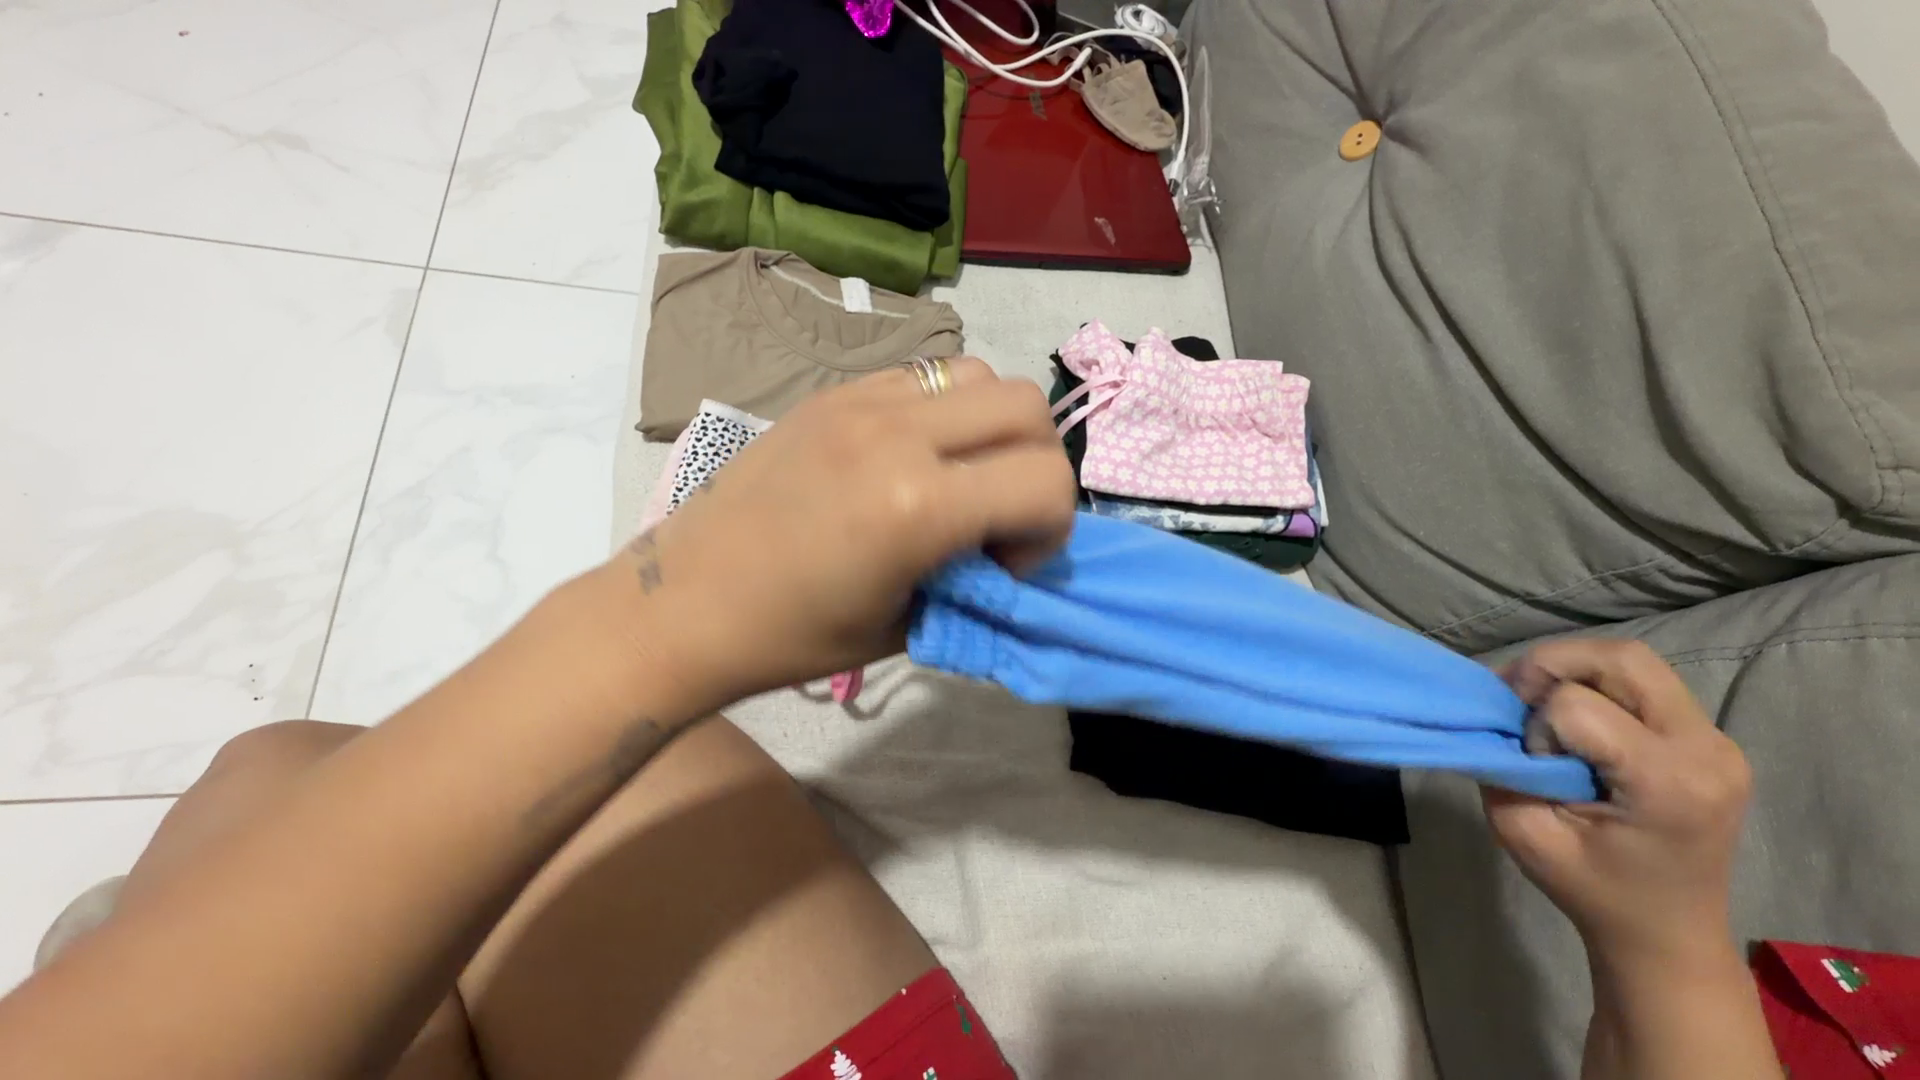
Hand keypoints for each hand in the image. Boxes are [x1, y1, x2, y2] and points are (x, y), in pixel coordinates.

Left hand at [608, 357, 1076, 706]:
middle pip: (1029, 406)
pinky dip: (942, 412)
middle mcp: (898, 434)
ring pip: (980, 376)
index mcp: (918, 505)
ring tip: (956, 478)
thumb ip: (976, 573)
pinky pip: (922, 376)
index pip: (1049, 482)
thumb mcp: (906, 623)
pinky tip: (907, 459)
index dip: (1050, 531)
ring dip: (992, 428)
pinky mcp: (833, 393)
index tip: (1004, 565)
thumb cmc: (793, 637)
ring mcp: (861, 402)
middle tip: (996, 515)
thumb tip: (1009, 543)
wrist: (686, 603)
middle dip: (1036, 466)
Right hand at [1484, 640, 1752, 966]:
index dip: (1536, 724)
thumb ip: (1502, 769)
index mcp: (1667, 783)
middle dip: (1554, 663)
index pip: (1577, 705)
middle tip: (1519, 697)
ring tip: (1545, 704)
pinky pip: (1646, 683)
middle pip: (1622, 659)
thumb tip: (1490, 720)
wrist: (1668, 933)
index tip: (1534, 764)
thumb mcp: (1524, 834)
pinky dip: (1597, 684)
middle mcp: (1705, 751)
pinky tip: (1578, 718)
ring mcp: (1717, 742)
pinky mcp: (1709, 738)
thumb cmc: (1593, 890)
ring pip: (1635, 661)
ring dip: (1575, 670)